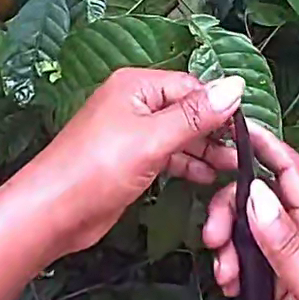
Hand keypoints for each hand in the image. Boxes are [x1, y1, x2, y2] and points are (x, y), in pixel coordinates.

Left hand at [21, 69, 242, 256]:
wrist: (50, 215)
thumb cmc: (97, 170)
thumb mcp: (152, 139)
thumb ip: (196, 115)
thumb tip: (237, 84)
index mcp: (138, 84)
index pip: (192, 87)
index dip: (220, 107)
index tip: (248, 131)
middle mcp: (136, 101)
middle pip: (187, 109)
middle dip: (215, 130)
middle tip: (245, 153)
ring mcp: (132, 130)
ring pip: (180, 133)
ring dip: (205, 149)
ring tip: (234, 167)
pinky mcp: (130, 157)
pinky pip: (168, 152)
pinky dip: (187, 162)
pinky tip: (208, 176)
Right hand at [202, 125, 298, 299]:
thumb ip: (288, 245)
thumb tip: (257, 194)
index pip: (291, 171)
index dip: (266, 145)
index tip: (236, 129)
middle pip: (260, 194)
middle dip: (231, 203)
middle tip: (213, 231)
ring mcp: (289, 257)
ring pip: (248, 224)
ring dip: (227, 237)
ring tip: (222, 266)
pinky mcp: (276, 283)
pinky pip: (245, 256)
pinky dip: (229, 263)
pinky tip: (228, 283)